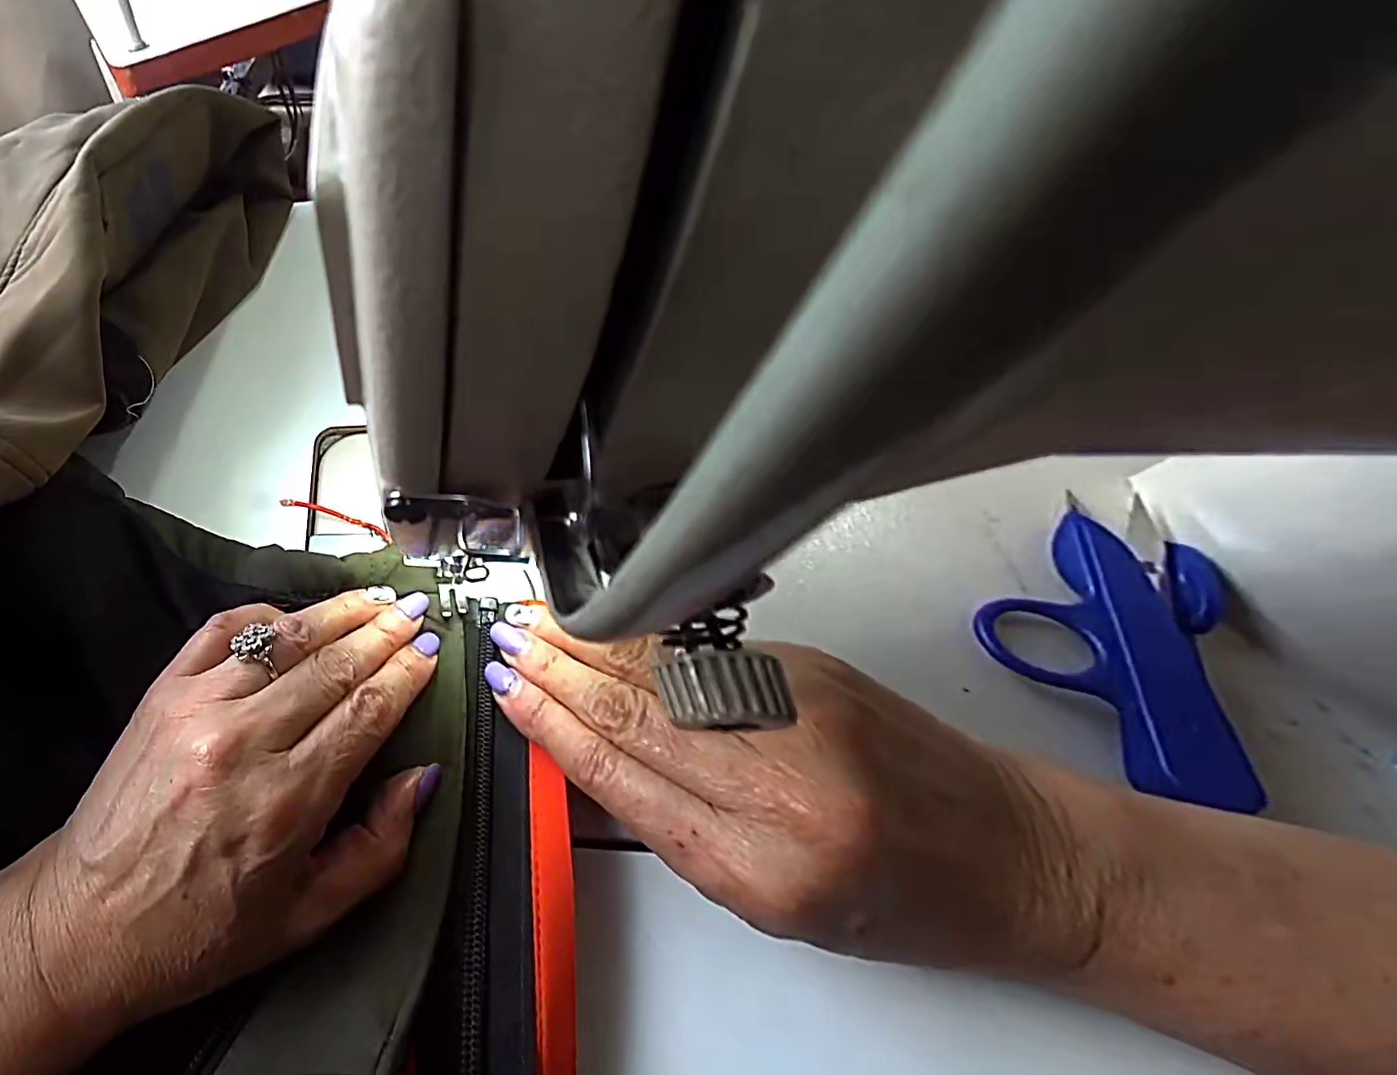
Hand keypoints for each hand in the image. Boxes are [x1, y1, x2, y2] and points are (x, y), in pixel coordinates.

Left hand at [25, 587, 443, 1040]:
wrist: (82, 926)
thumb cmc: (201, 929)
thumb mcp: (308, 915)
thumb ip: (380, 846)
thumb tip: (423, 776)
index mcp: (285, 801)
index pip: (366, 710)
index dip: (407, 673)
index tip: (431, 650)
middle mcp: (242, 742)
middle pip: (334, 666)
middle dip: (384, 632)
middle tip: (415, 612)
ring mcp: (196, 707)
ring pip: (285, 638)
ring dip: (338, 613)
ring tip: (374, 599)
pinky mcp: (161, 692)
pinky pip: (223, 630)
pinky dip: (267, 615)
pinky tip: (296, 616)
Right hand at [484, 608, 1102, 974]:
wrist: (1010, 853)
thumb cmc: (893, 896)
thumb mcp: (765, 894)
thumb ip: (672, 822)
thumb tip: (589, 758)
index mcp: (757, 863)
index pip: (622, 774)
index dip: (554, 726)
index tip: (511, 692)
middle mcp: (777, 781)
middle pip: (634, 710)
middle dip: (557, 670)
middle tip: (508, 640)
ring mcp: (798, 710)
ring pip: (661, 670)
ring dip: (589, 643)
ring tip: (538, 622)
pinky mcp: (812, 668)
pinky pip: (701, 652)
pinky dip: (642, 637)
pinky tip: (605, 624)